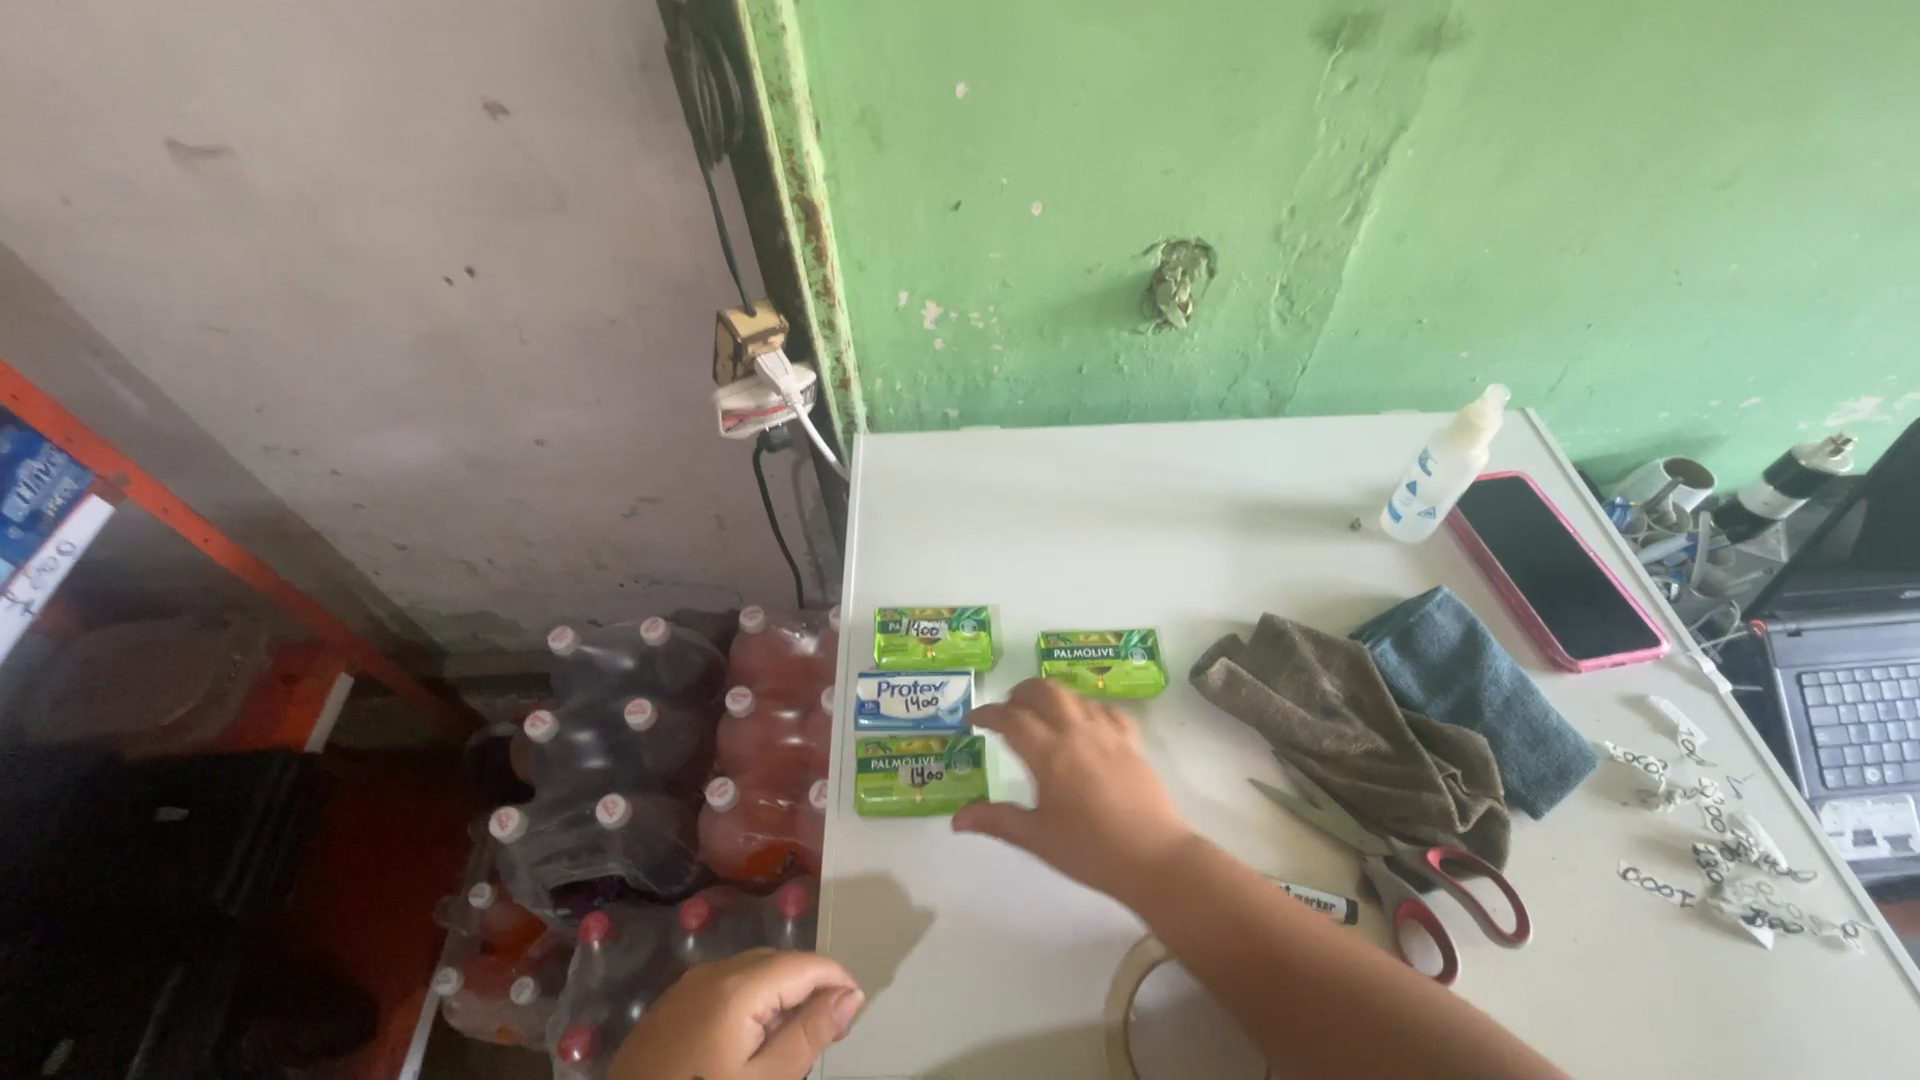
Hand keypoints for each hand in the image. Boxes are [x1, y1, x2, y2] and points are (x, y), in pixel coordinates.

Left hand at [608, 949, 862, 1079]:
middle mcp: (711, 972)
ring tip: (789, 1045)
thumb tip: (851, 993)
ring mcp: (685, 989)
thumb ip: (809, 1033)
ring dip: (779, 998)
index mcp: (738, 985)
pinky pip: (722, 990)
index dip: (838, 982)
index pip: (807, 963)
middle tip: (825, 1037)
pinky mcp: (668, 1009)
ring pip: (750, 975)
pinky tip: (746, 1045)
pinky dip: (747, 1006)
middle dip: (809, 990)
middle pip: (778, 964)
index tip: (852, 1017)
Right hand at [952, 678, 1195, 899]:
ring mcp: (1108, 734)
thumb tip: (956, 820)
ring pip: (1075, 695)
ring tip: (1041, 714)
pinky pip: (1106, 710)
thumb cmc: (1089, 850)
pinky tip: (1084, 722)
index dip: (988, 714)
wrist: (1153, 858)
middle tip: (1007, 710)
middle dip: (1020, 693)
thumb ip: (996, 821)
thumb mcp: (1036, 838)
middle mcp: (1077, 733)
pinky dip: (1086, 707)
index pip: (1011, 719)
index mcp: (1050, 754)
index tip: (974, 719)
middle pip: (1045, 691)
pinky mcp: (1132, 742)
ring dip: (1052, 697)